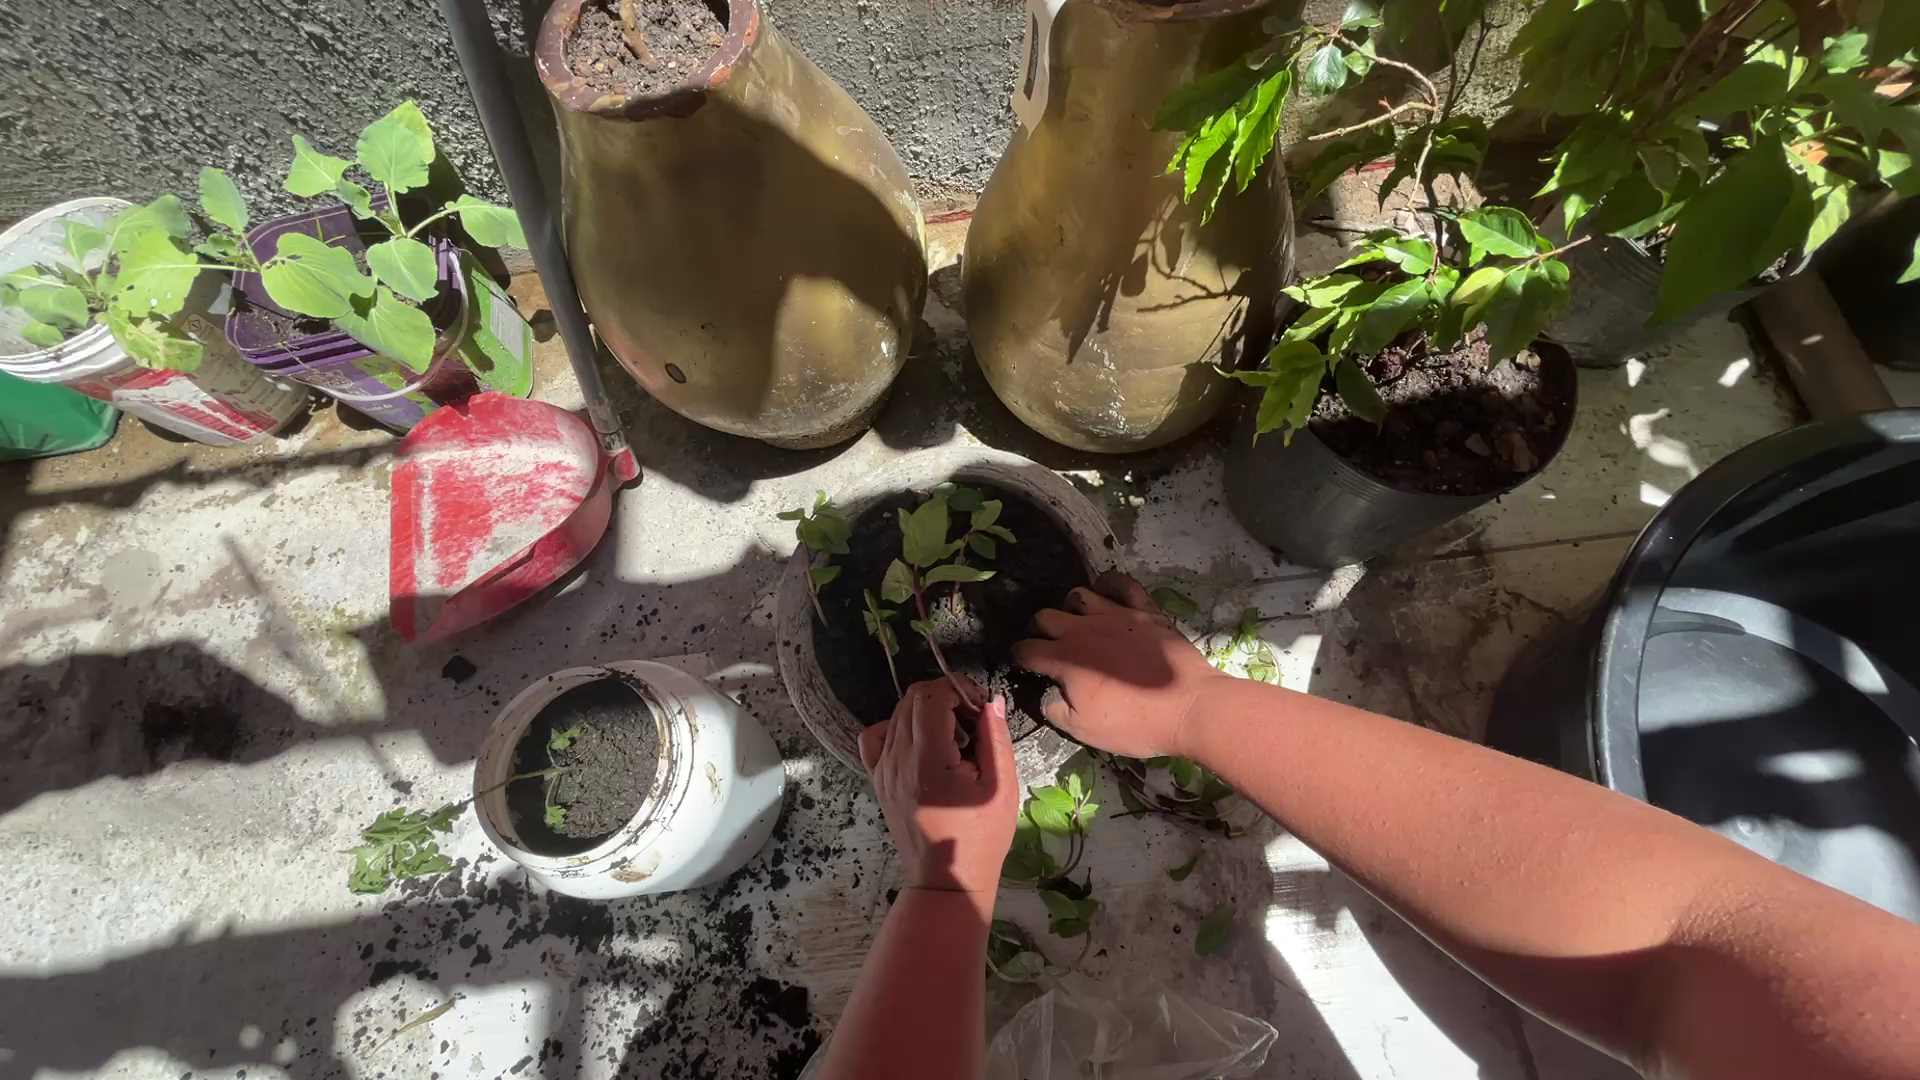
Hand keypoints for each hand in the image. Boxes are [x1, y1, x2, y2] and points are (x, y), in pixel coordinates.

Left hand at [859, 677, 1017, 902]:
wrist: (947, 880)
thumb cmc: (981, 837)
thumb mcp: (1002, 788)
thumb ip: (995, 738)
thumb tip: (990, 701)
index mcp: (927, 762)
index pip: (931, 697)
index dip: (958, 689)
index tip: (979, 708)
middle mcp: (897, 760)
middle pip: (912, 698)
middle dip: (946, 696)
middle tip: (971, 720)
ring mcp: (881, 769)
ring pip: (897, 713)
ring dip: (927, 711)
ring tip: (952, 736)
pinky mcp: (877, 778)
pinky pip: (876, 735)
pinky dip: (897, 727)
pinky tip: (920, 742)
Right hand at [1013, 570, 1227, 758]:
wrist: (1189, 707)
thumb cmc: (1134, 723)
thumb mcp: (1084, 730)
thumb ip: (1055, 710)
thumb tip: (1045, 695)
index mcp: (1064, 659)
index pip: (1026, 649)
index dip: (1019, 655)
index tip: (1023, 663)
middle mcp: (1083, 629)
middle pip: (1045, 616)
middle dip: (1038, 629)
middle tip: (1046, 643)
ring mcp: (1114, 614)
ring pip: (1078, 595)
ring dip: (1070, 607)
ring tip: (1076, 620)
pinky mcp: (1144, 609)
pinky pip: (1121, 583)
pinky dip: (1110, 584)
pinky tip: (1107, 592)